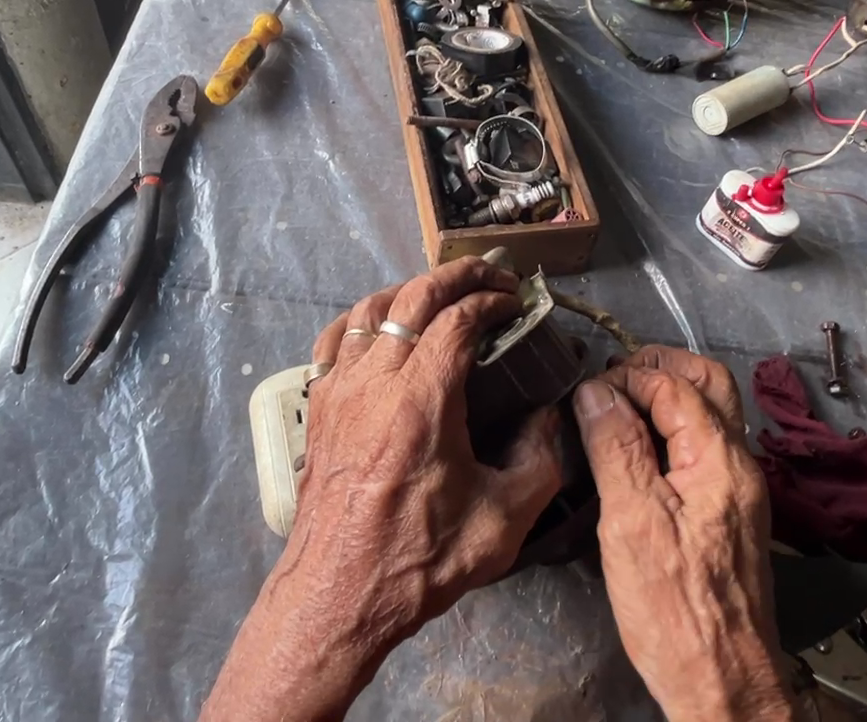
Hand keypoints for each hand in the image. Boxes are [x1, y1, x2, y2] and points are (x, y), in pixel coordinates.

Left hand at [200, 257, 562, 721]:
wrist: (338, 592)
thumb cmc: (421, 559)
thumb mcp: (504, 519)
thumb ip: (540, 459)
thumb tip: (547, 415)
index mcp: (421, 399)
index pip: (457, 318)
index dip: (490, 300)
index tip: (514, 302)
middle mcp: (375, 379)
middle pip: (413, 296)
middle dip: (456, 275)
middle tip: (490, 276)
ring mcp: (339, 387)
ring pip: (370, 308)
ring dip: (409, 290)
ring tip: (440, 295)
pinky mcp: (319, 404)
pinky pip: (335, 338)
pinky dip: (363, 317)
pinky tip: (381, 324)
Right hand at [574, 346, 793, 721]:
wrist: (721, 682)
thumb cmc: (673, 605)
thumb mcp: (632, 520)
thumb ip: (615, 447)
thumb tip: (594, 389)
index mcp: (721, 460)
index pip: (675, 385)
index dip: (626, 377)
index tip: (586, 395)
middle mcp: (737, 465)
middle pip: (709, 383)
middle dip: (656, 368)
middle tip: (609, 380)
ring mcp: (733, 488)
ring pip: (706, 411)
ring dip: (661, 394)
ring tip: (613, 406)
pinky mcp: (722, 509)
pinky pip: (697, 443)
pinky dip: (664, 426)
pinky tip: (630, 446)